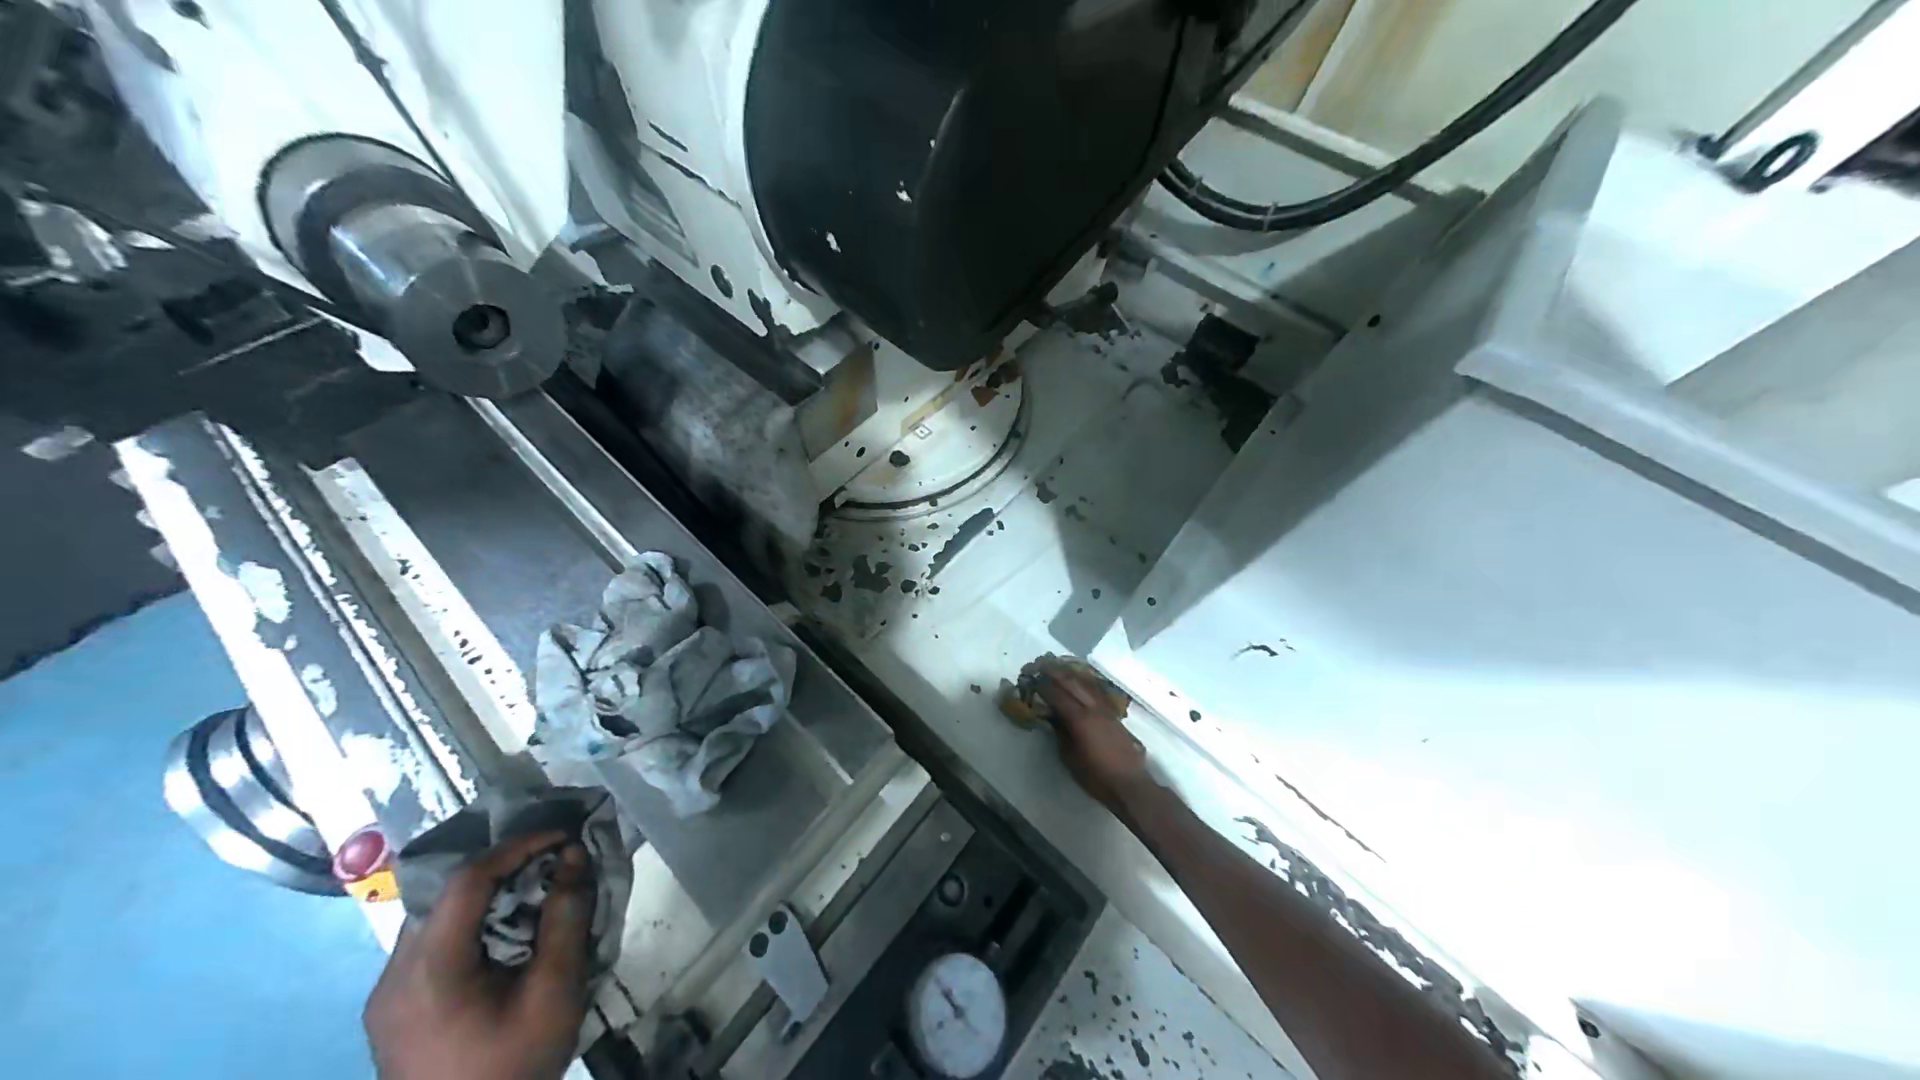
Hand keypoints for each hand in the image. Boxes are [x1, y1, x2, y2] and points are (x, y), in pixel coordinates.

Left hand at [365, 832, 595, 1079]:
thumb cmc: (514, 1066)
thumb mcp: (555, 991)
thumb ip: (565, 918)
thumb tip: (573, 856)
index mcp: (428, 970)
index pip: (466, 879)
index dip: (518, 846)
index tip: (564, 835)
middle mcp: (393, 975)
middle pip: (446, 894)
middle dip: (505, 866)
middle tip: (553, 859)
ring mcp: (386, 995)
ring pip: (437, 916)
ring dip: (487, 894)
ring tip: (535, 890)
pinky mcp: (391, 1011)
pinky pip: (432, 944)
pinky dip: (471, 922)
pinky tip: (504, 934)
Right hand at [1040, 670, 1148, 812]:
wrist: (1129, 784)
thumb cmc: (1095, 776)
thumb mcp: (1069, 757)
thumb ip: (1059, 733)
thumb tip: (1051, 716)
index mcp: (1079, 719)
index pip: (1056, 694)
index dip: (1040, 684)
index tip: (1028, 677)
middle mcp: (1093, 708)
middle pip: (1071, 681)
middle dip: (1052, 671)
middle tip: (1037, 665)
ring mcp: (1105, 709)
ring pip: (1085, 682)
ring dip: (1068, 672)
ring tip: (1054, 666)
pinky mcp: (1113, 714)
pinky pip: (1095, 690)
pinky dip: (1083, 681)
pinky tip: (1078, 680)